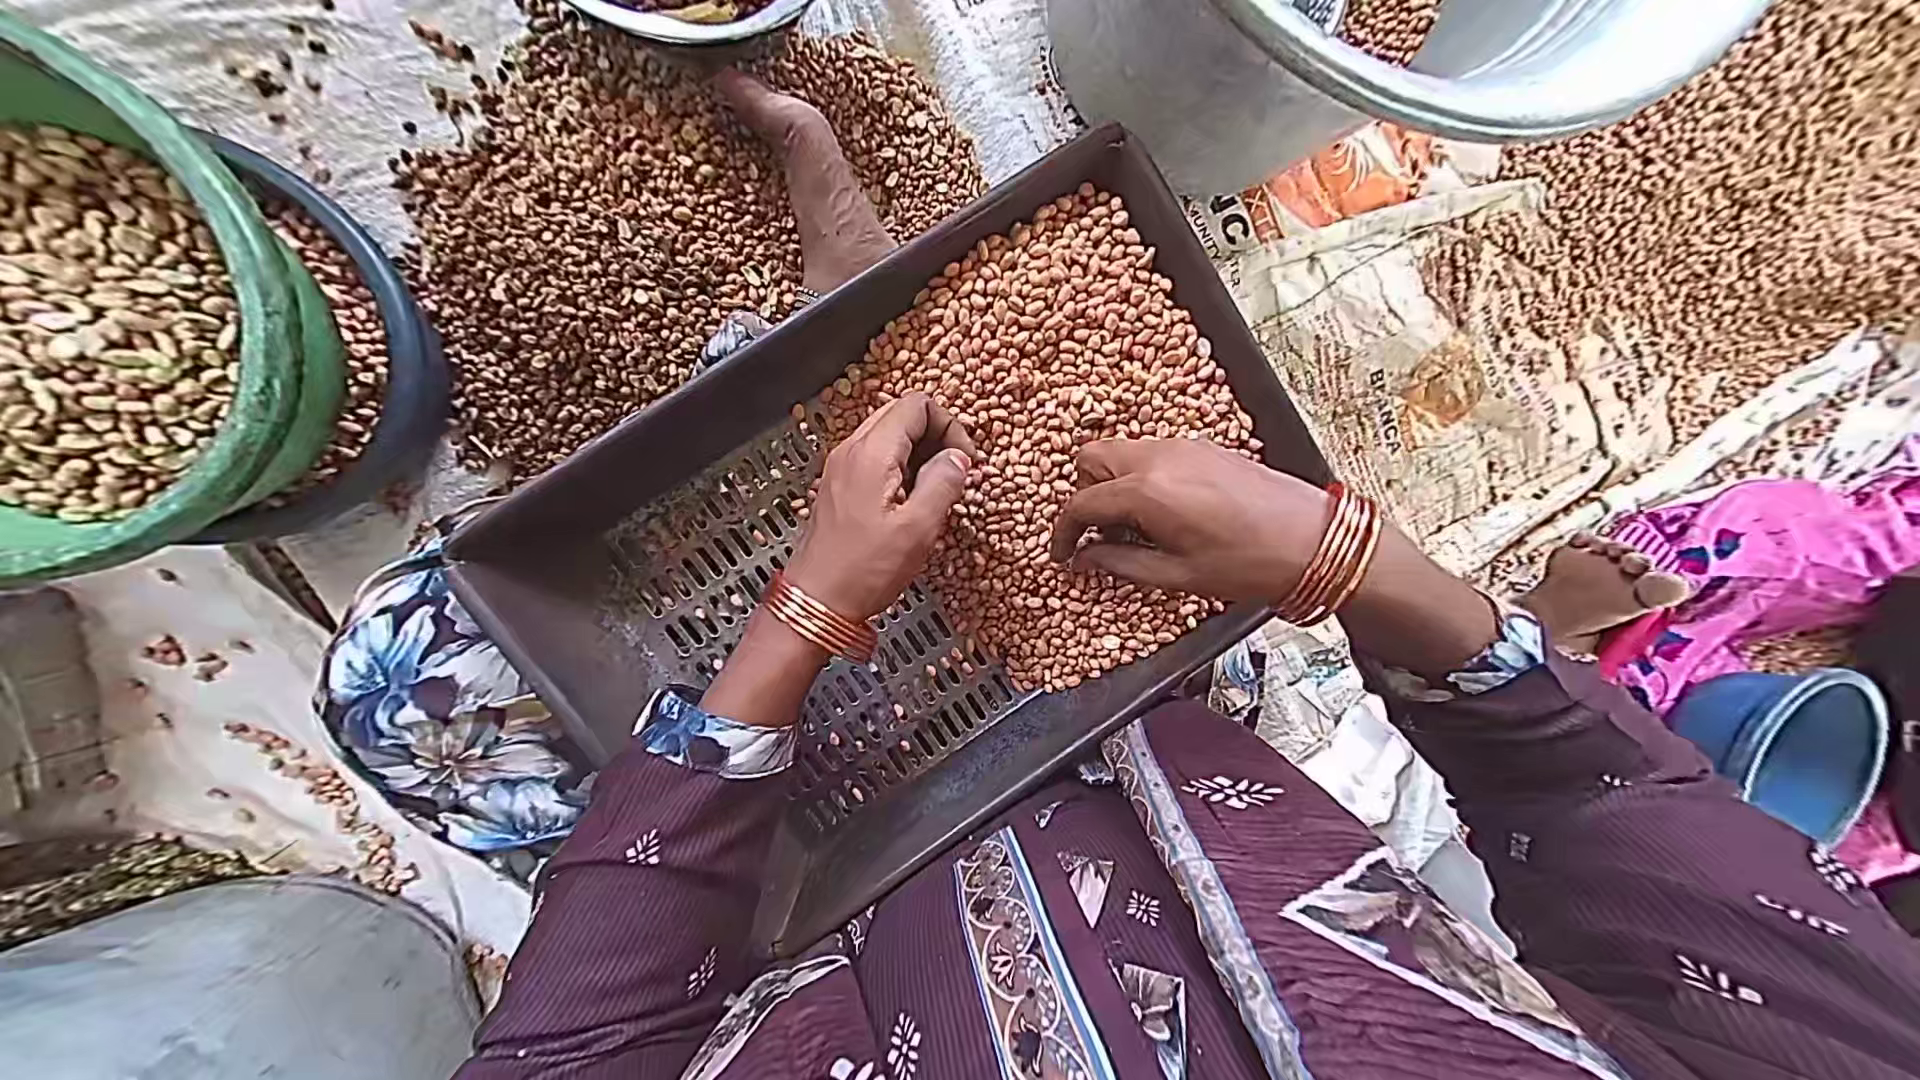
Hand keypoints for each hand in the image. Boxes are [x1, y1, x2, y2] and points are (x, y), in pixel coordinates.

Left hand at [787, 391, 974, 619]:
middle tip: (955, 473)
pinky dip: (902, 469)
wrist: (817, 602)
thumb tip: (959, 458)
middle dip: (937, 437)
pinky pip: (877, 460)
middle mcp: (852, 452)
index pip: (918, 405)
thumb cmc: (862, 572)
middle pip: (902, 414)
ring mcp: (842, 468)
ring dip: (920, 454)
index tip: (964, 460)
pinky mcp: (840, 487)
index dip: (950, 427)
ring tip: (936, 491)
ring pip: (890, 436)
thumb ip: (943, 484)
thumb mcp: (918, 529)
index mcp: (871, 454)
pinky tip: (912, 503)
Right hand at [1046, 438, 1331, 602]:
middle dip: (1084, 494)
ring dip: (1111, 483)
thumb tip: (1085, 558)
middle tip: (1097, 533)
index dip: (1064, 531)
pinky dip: (1139, 475)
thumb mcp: (1176, 574)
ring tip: (1132, 526)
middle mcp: (1159, 457)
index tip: (1063, 553)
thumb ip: (1119, 562)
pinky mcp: (1203, 446)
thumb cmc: (1250, 563)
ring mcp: (1183, 446)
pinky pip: (1151, 452)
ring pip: (1121, 452)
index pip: (1082, 502)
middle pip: (1092, 459)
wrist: (1317, 541)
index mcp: (1147, 491)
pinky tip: (1161, 510)